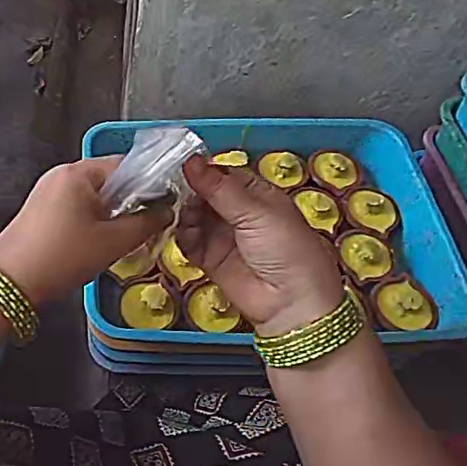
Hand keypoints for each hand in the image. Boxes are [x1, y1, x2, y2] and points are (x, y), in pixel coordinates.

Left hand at [0, 157, 172, 303]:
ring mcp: (48, 193)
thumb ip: (146, 223)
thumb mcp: (113, 242)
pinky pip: (76, 210)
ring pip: (93, 198)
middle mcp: (60, 175)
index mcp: (78, 172)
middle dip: (127, 204)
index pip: (126, 165)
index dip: (148, 185)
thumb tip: (166, 212)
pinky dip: (91, 223)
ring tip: (117, 241)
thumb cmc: (61, 257)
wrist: (10, 283)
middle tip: (141, 229)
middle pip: (109, 181)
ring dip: (110, 217)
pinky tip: (94, 246)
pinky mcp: (40, 212)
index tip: (161, 208)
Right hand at [175, 158, 345, 335]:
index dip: (202, 171)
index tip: (181, 168)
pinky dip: (182, 237)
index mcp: (256, 194)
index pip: (222, 175)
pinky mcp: (210, 259)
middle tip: (175, 193)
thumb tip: (191, 161)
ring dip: (184, 215)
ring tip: (184, 217)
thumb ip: (219, 188)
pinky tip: (184, 235)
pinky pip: (188, 243)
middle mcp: (238, 213)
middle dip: (189, 193)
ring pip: (193, 217)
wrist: (291, 304)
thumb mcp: (256, 212)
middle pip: (203, 195)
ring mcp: (223, 236)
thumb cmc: (287, 250)